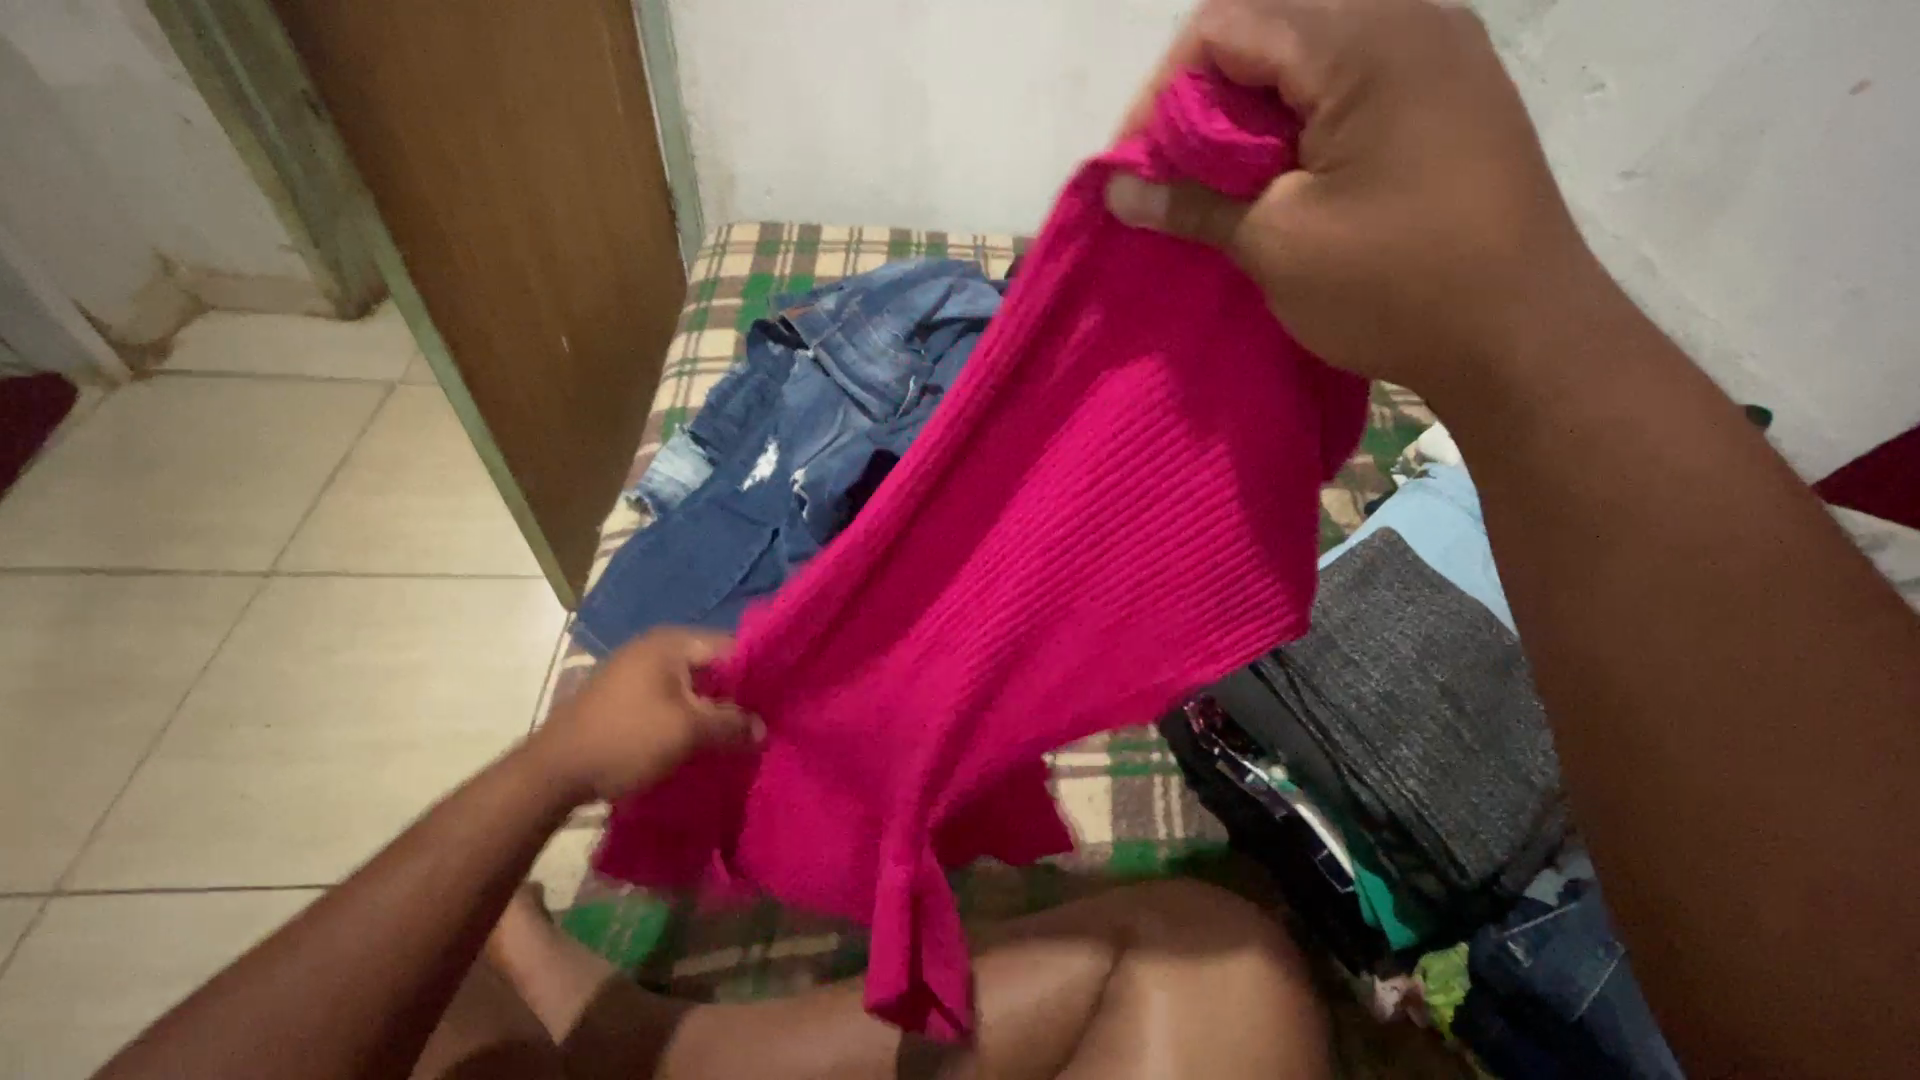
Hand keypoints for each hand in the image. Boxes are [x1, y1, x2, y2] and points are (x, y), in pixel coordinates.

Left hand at [522, 628, 760, 802]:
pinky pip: (671, 700)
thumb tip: (763, 729)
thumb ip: (732, 725)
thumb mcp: (688, 732)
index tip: (778, 702)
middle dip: (736, 695)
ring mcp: (636, 671)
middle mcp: (654, 647)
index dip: (758, 674)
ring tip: (736, 737)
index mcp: (671, 642)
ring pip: (692, 687)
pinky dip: (688, 718)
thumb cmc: (626, 739)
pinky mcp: (625, 698)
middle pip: (712, 666)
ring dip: (712, 710)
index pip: (732, 646)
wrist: (553, 772)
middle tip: (761, 723)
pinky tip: (701, 742)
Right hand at [1106, 0, 1605, 395]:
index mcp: (1366, 40)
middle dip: (1204, 101)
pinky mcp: (1450, 96)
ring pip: (1309, 56)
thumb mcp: (1277, 244)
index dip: (1163, 92)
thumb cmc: (1396, 286)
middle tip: (1177, 174)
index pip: (1226, 25)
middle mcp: (1409, 21)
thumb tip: (1117, 191)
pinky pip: (1352, 82)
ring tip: (1225, 182)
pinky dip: (1300, 122)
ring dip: (1252, 114)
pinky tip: (1285, 178)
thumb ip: (1193, 204)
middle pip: (1268, 30)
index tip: (1138, 165)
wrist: (1522, 338)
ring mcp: (1440, 56)